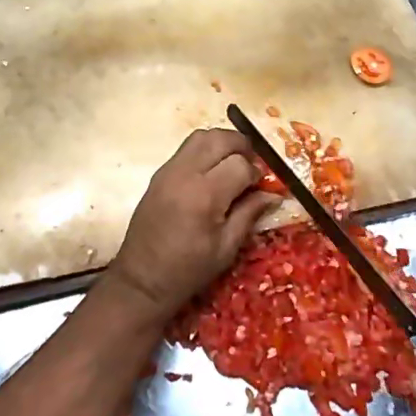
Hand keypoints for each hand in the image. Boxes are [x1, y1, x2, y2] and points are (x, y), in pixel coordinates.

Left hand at [101, 129, 281, 322]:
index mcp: (205, 195)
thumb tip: (273, 194)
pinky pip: (186, 148)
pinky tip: (213, 171)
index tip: (262, 185)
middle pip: (220, 139)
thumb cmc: (188, 270)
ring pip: (201, 136)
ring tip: (234, 162)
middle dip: (242, 146)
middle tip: (252, 165)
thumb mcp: (226, 248)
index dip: (256, 173)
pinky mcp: (159, 173)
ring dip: (222, 142)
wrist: (142, 278)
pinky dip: (204, 150)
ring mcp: (168, 170)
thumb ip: (249, 214)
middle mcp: (185, 173)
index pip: (239, 164)